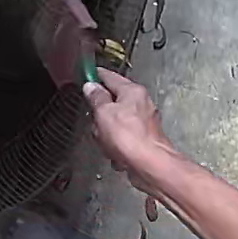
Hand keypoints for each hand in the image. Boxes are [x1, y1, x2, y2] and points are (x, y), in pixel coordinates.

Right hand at [84, 69, 181, 193]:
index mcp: (133, 92)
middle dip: (100, 114)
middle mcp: (142, 104)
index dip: (96, 75)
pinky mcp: (144, 140)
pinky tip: (116, 153)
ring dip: (107, 133)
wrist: (150, 165)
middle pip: (113, 102)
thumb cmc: (131, 138)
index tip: (88, 74)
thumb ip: (96, 98)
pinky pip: (122, 140)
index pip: (110, 77)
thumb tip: (91, 87)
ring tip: (107, 142)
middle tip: (95, 120)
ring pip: (116, 123)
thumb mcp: (103, 113)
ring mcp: (144, 123)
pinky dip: (116, 147)